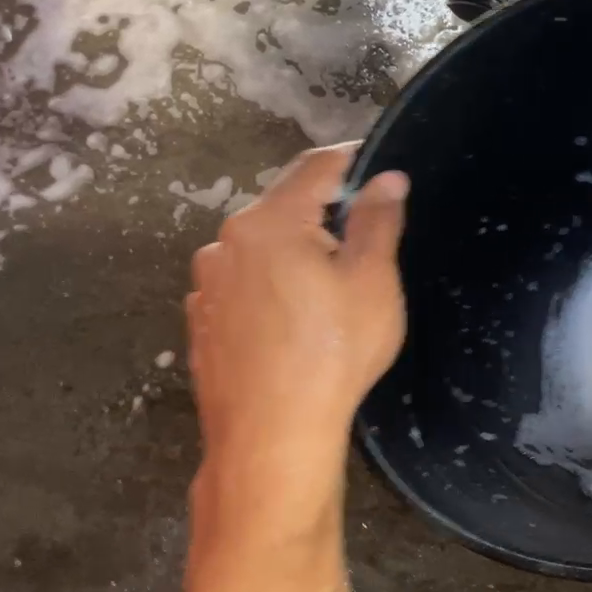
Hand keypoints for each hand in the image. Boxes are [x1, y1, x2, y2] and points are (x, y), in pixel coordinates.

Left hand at [186, 145, 408, 491]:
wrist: (271, 431)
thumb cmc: (334, 348)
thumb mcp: (373, 280)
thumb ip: (378, 221)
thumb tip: (388, 177)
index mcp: (269, 223)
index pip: (315, 167)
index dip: (353, 160)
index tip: (384, 169)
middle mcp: (226, 242)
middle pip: (286, 206)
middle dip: (328, 214)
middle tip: (371, 244)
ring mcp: (208, 283)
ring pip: (265, 246)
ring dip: (300, 250)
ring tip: (337, 289)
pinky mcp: (203, 318)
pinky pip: (247, 281)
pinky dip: (277, 282)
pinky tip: (301, 319)